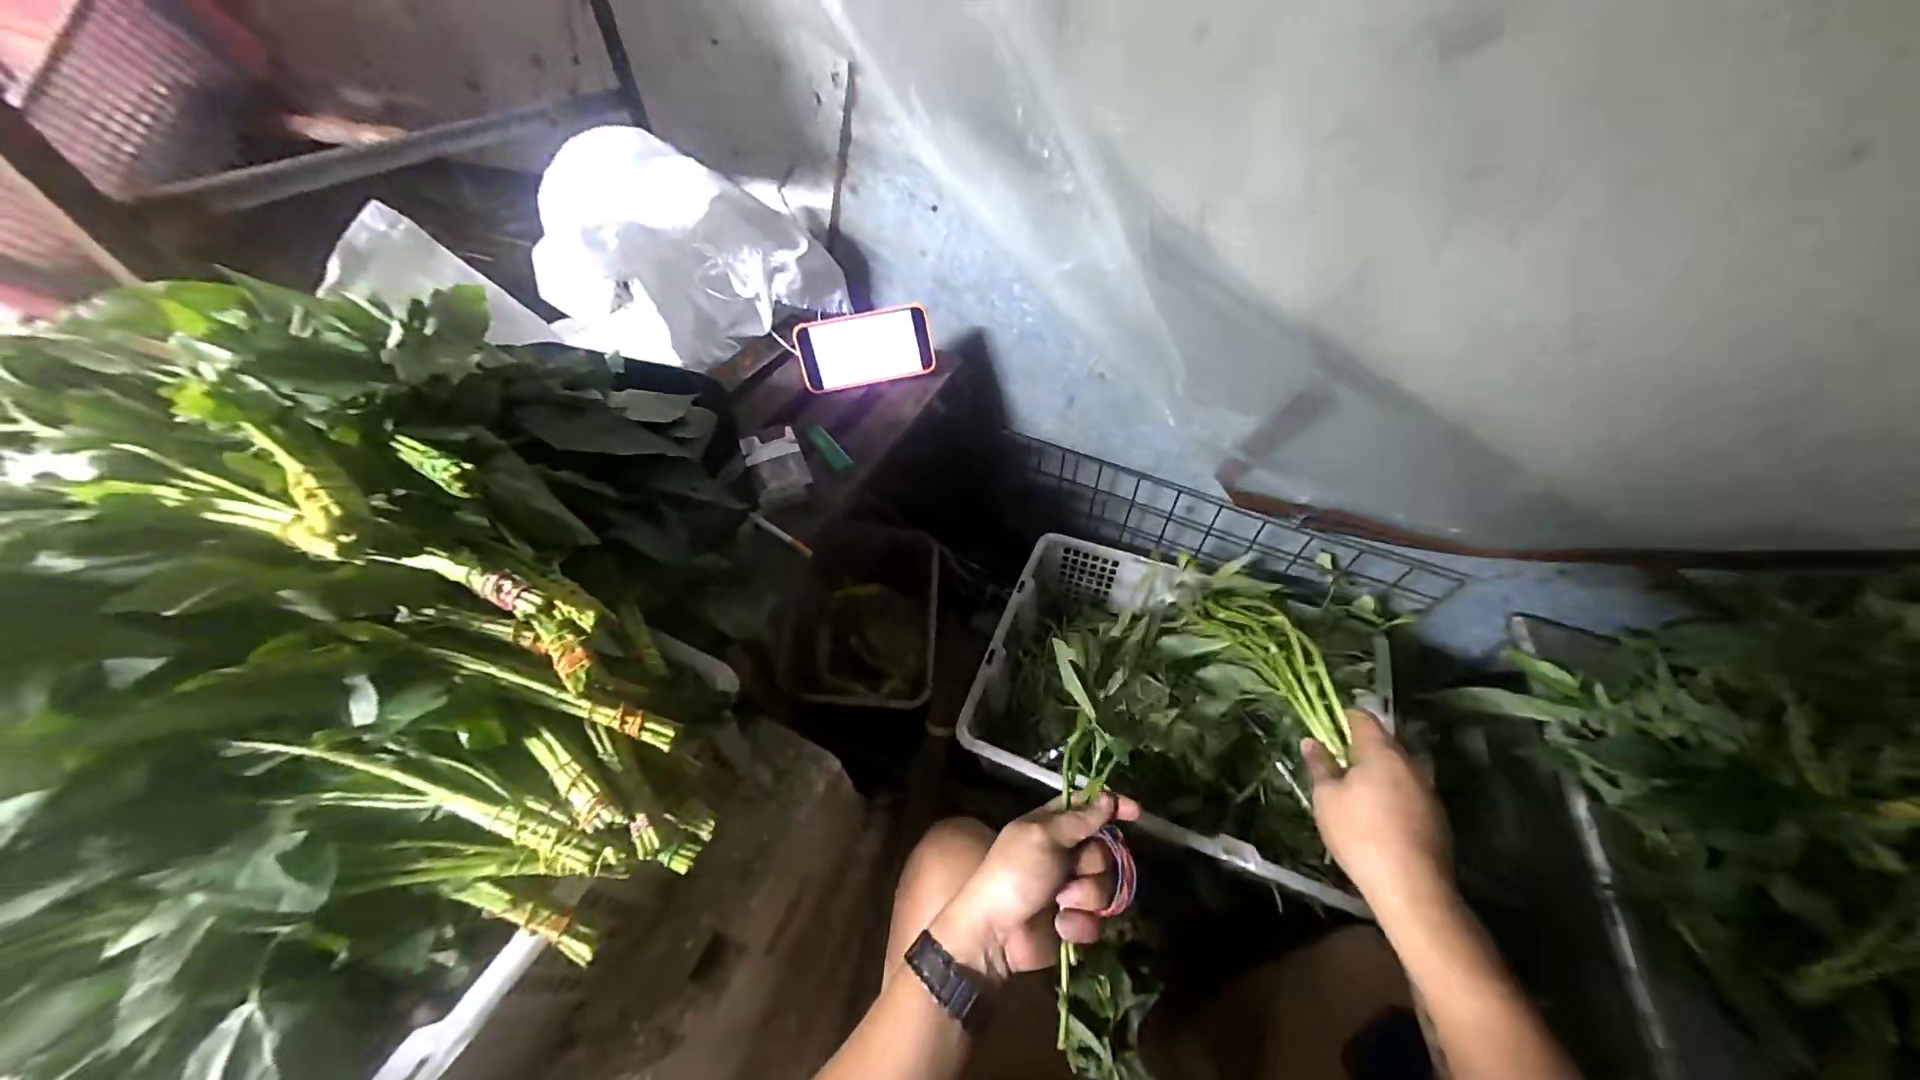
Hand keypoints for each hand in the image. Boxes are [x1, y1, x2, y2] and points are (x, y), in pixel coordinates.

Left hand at [928, 792, 1140, 984]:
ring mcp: (1072, 887)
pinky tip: (1059, 926)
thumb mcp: (1042, 837)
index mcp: (1052, 824)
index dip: (1112, 806)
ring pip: (1107, 885)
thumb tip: (1108, 798)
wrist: (995, 933)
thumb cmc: (1014, 873)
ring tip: (1061, 902)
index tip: (1135, 812)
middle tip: (1073, 869)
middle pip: (1106, 849)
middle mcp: (1066, 852)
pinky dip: (1079, 923)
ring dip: (1086, 896)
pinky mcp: (1075, 919)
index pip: (1089, 806)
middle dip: (1094, 863)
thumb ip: (1078, 820)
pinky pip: (1098, 919)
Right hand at [1303, 708, 1451, 907]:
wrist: (1412, 887)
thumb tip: (1312, 741)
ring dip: (1379, 769)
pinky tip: (1378, 811)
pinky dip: (1393, 790)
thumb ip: (1320, 766)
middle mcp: (1411, 765)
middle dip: (1361, 745)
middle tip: (1337, 759)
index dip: (1343, 717)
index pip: (1364, 719)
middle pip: (1385, 742)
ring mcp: (1428, 791)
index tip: (1326, 726)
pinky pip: (1410, 789)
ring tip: (1356, 786)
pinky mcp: (1436, 816)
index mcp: (1382, 753)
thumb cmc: (1359, 833)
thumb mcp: (1326, 798)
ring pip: (1400, 767)